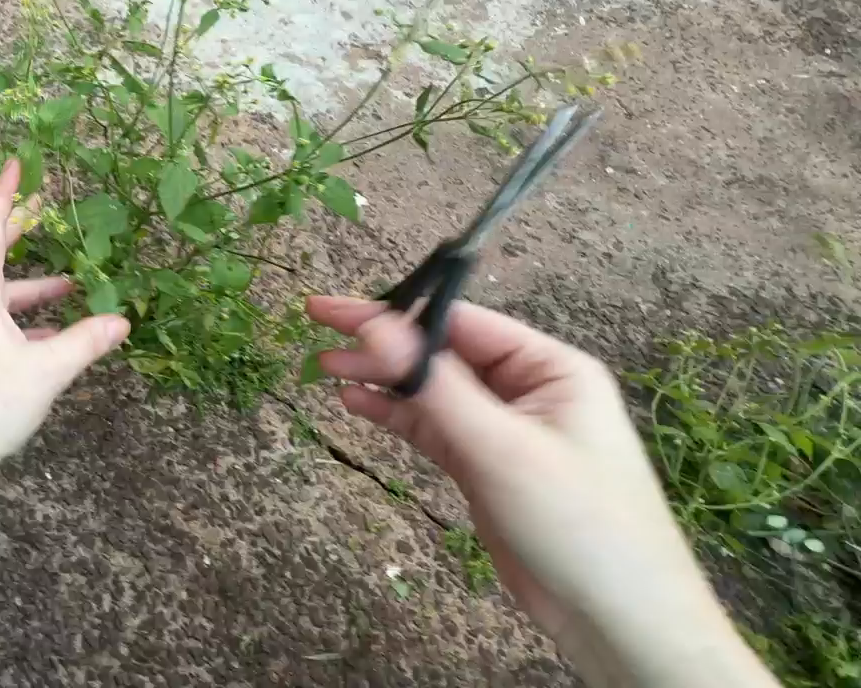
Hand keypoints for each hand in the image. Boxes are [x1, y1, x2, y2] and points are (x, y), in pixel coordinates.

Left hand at [0, 158, 130, 485]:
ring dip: (31, 287)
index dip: (4, 194)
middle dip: (19, 229)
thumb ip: (84, 342)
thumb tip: (123, 321)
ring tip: (71, 286)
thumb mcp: (45, 372)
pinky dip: (22, 315)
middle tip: (47, 207)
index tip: (16, 164)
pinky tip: (50, 333)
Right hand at [308, 296, 776, 687]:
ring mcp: (500, 424)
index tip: (333, 311)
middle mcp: (524, 387)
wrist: (619, 624)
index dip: (392, 314)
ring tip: (324, 368)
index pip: (457, 322)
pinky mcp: (480, 459)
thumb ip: (432, 382)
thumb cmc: (577, 523)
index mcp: (548, 368)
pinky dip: (390, 411)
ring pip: (425, 386)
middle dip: (377, 343)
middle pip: (435, 351)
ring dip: (377, 376)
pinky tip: (353, 403)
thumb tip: (371, 323)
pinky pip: (426, 423)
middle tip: (316, 329)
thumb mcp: (500, 446)